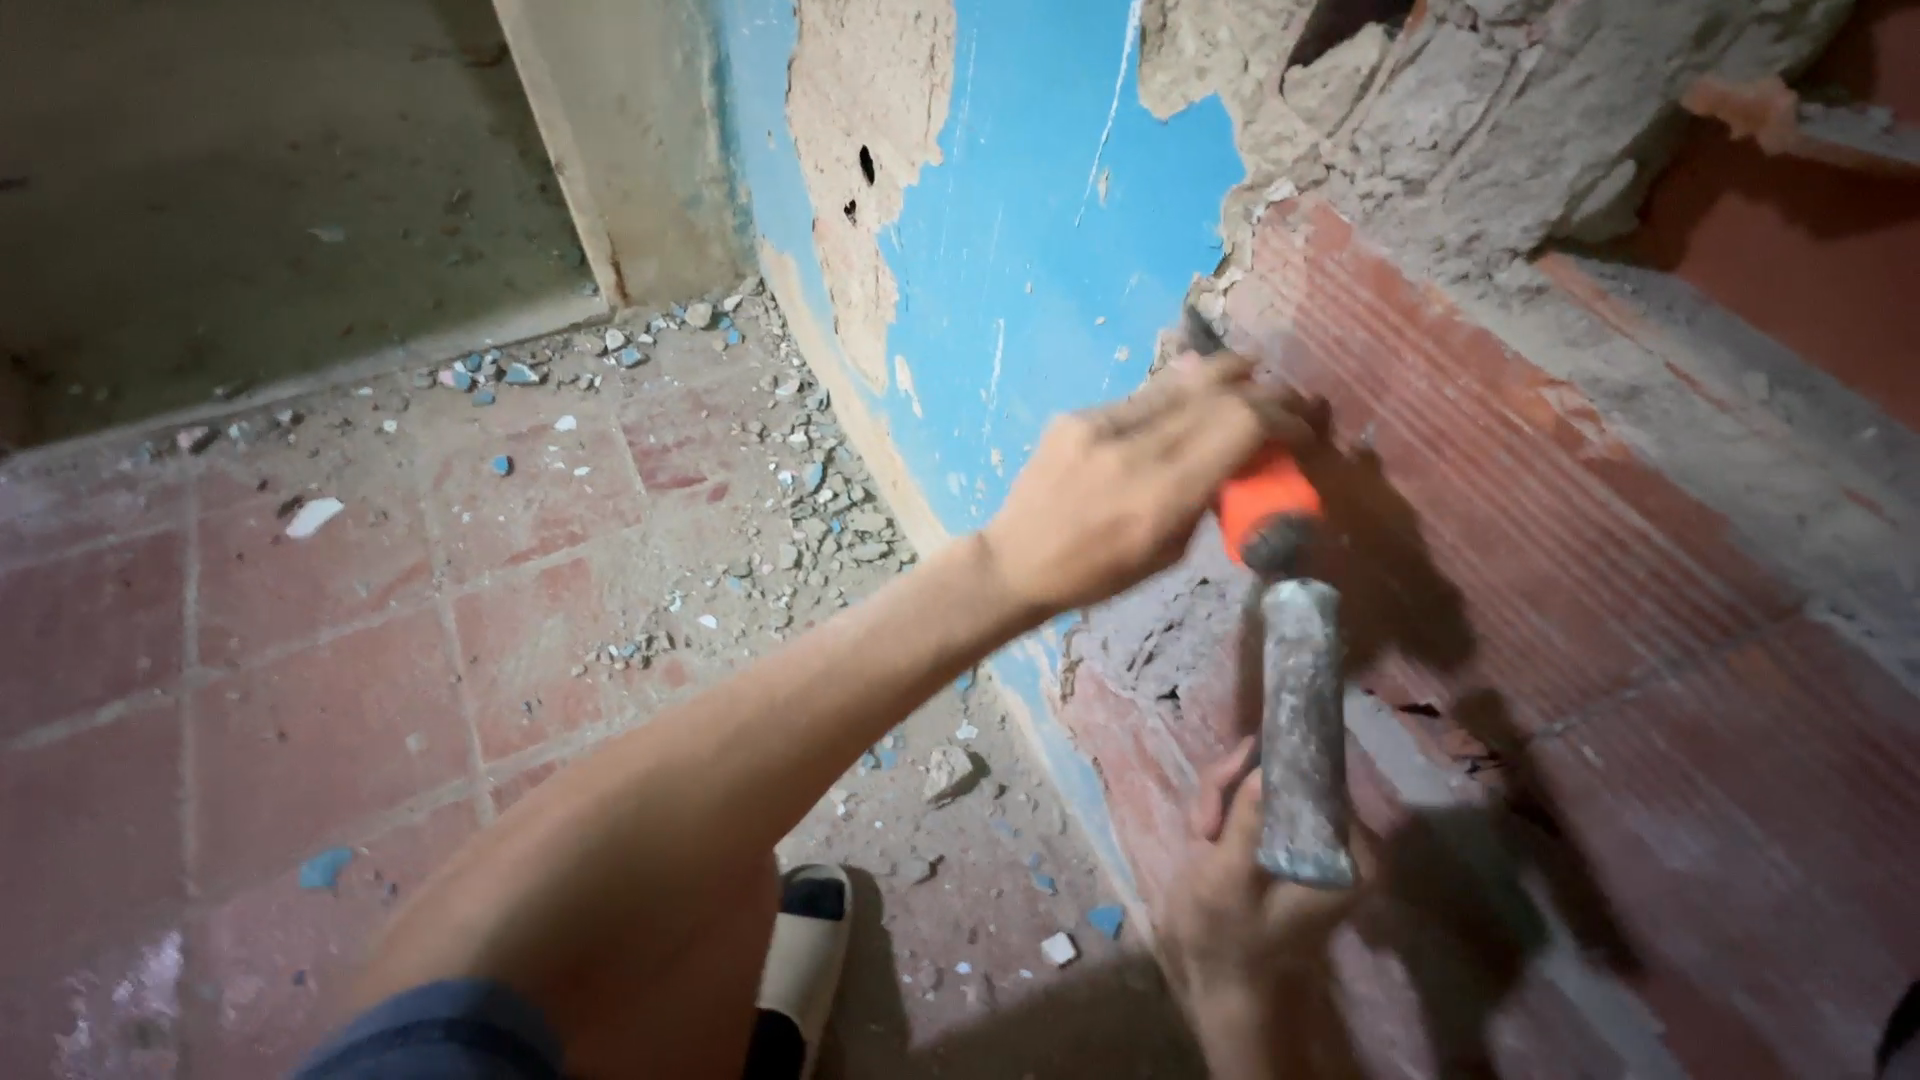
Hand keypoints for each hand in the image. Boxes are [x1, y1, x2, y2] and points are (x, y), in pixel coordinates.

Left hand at [979, 354, 1322, 616]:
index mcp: (1161, 495)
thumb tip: (1236, 457)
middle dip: (1264, 392)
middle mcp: (1133, 450)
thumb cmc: (1096, 574)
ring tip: (1250, 370)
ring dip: (1222, 375)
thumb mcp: (1167, 552)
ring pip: (1177, 384)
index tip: (1302, 429)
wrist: (1015, 560)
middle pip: (1217, 396)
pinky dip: (1175, 392)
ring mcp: (1098, 426)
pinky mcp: (1075, 417)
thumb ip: (1204, 499)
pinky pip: (1140, 397)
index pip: (1241, 427)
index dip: (1283, 419)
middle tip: (1287, 397)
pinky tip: (1191, 389)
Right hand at [1160, 736, 1367, 1004]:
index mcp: (1350, 855)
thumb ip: (1247, 823)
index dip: (1275, 767)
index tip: (1232, 782)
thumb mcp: (1231, 879)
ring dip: (1220, 797)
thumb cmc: (1229, 936)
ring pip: (1257, 778)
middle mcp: (1334, 839)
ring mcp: (1300, 835)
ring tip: (1201, 833)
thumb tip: (1262, 768)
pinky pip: (1245, 795)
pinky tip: (1202, 835)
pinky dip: (1218, 808)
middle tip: (1207, 822)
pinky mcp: (1273, 835)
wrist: (1218, 980)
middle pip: (1285, 772)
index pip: (1321, 780)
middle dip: (1235, 786)